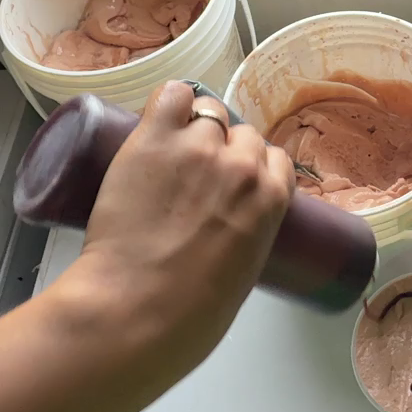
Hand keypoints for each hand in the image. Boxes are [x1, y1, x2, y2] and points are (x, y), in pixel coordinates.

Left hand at [47, 81, 294, 384]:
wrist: (137, 311)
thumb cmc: (190, 316)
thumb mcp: (244, 275)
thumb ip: (245, 241)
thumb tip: (225, 239)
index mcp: (273, 198)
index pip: (274, 158)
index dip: (254, 165)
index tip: (234, 179)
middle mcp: (242, 164)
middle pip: (243, 134)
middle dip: (225, 148)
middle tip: (197, 172)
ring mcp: (198, 148)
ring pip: (207, 112)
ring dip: (194, 127)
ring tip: (170, 151)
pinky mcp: (154, 140)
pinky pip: (171, 95)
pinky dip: (169, 100)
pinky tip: (158, 118)